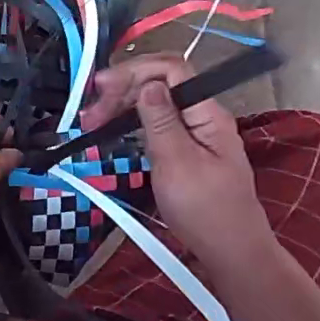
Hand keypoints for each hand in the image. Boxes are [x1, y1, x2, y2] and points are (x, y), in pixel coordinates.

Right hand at [81, 54, 272, 262]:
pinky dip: (131, 123)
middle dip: (122, 91)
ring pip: (154, 104)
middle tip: (89, 115)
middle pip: (160, 84)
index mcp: (206, 114)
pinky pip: (155, 123)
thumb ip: (161, 121)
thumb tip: (147, 85)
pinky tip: (113, 131)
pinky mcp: (185, 149)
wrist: (230, 249)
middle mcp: (202, 116)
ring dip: (122, 107)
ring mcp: (194, 133)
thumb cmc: (204, 210)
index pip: (172, 71)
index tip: (100, 88)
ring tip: (92, 123)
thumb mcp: (177, 163)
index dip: (134, 72)